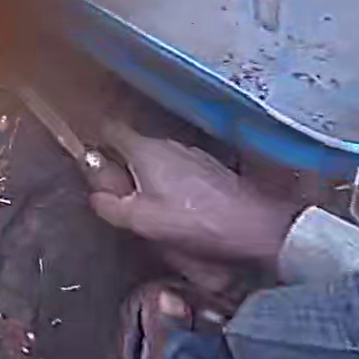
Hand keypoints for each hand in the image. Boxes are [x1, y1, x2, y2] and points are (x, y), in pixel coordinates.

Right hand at [85, 121, 297, 268]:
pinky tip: (185, 210)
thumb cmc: (196, 221)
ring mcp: (193, 154)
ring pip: (158, 158)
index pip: (110, 129)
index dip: (99, 143)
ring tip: (156, 207)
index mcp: (143, 149)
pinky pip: (181, 170)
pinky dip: (175, 184)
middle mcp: (166, 143)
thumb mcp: (142, 221)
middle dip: (125, 167)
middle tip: (125, 196)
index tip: (98, 165)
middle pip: (133, 146)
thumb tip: (95, 197)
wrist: (263, 229)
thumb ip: (110, 206)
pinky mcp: (213, 169)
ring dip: (151, 176)